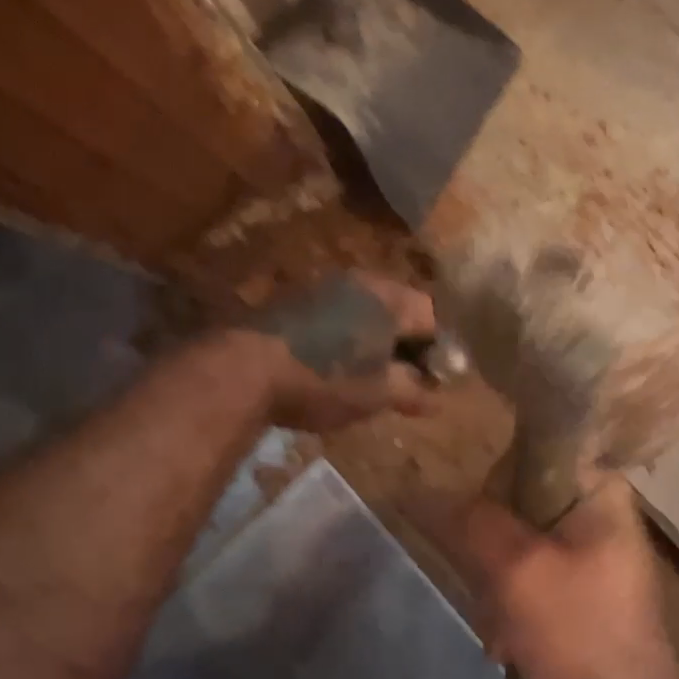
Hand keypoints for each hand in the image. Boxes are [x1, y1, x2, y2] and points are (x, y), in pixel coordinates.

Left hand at [251, 271, 436, 431]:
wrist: (242, 369)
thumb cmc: (325, 379)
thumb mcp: (378, 394)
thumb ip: (413, 391)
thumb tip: (437, 398)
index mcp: (390, 298)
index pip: (431, 317)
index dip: (434, 352)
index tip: (424, 382)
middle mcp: (361, 281)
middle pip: (397, 309)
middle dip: (401, 343)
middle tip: (394, 379)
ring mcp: (323, 285)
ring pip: (363, 310)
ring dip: (368, 338)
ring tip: (359, 374)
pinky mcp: (292, 298)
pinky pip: (332, 313)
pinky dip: (339, 335)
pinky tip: (325, 363)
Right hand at [425, 478, 678, 678]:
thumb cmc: (580, 628)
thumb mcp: (518, 569)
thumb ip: (472, 522)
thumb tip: (417, 488)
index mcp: (599, 485)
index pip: (527, 455)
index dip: (494, 490)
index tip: (477, 528)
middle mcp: (600, 508)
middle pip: (518, 505)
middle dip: (494, 554)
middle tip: (492, 590)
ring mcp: (594, 551)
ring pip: (519, 547)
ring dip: (499, 589)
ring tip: (502, 627)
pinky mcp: (584, 590)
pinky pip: (533, 578)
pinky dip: (515, 609)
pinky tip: (510, 642)